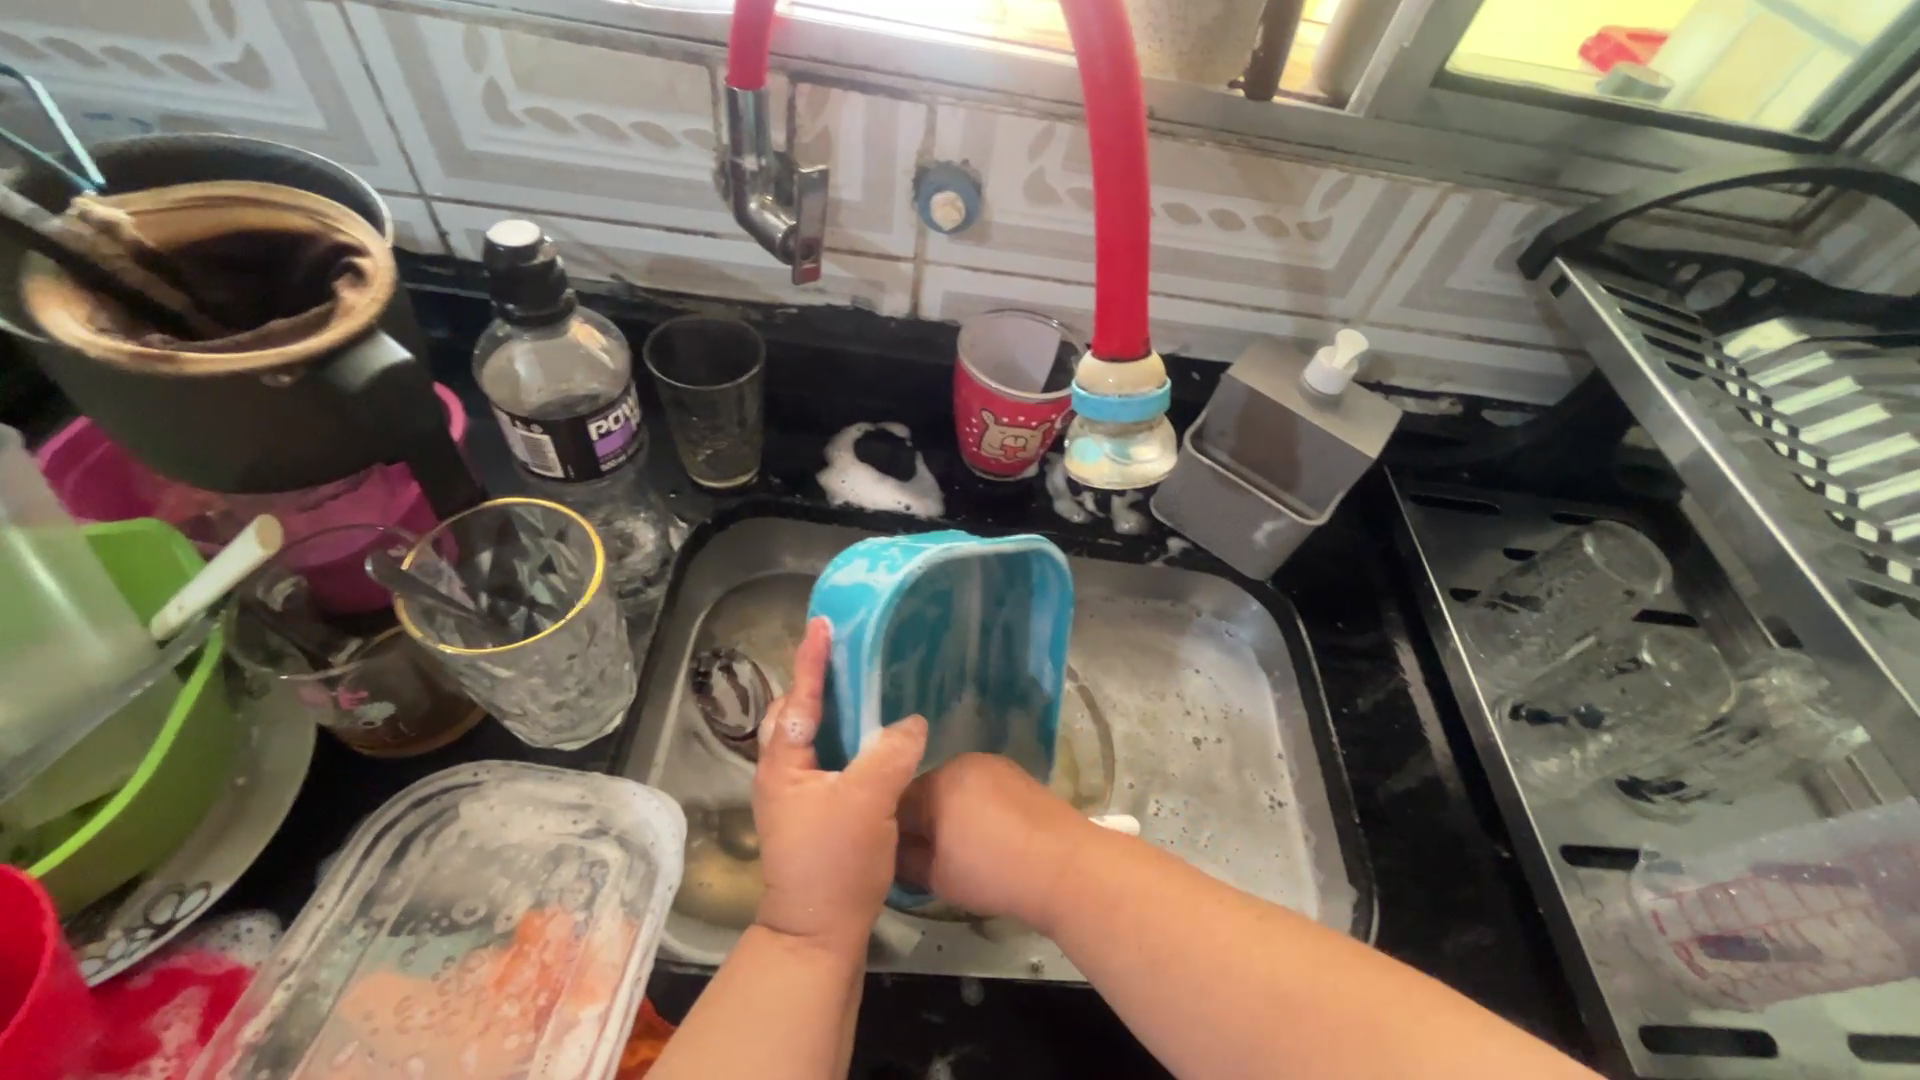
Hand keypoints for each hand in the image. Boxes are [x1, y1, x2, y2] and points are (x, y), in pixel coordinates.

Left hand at [752, 617, 927, 952]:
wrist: (819, 932)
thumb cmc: (835, 863)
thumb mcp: (866, 802)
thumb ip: (890, 753)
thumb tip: (912, 721)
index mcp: (783, 765)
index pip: (799, 700)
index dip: (811, 660)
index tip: (822, 623)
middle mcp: (782, 775)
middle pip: (792, 716)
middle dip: (813, 683)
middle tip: (844, 658)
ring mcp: (795, 798)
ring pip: (809, 740)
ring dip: (829, 711)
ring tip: (860, 690)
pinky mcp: (814, 815)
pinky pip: (826, 761)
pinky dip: (843, 740)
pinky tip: (871, 743)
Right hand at [896, 753, 1097, 930]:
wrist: (1065, 867)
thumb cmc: (993, 872)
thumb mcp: (936, 876)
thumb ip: (903, 860)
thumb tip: (889, 851)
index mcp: (936, 782)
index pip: (895, 802)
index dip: (889, 831)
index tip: (893, 856)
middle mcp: (961, 763)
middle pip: (925, 791)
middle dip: (921, 821)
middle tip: (927, 857)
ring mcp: (993, 765)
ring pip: (954, 789)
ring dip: (950, 814)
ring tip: (961, 850)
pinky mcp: (1018, 775)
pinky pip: (982, 789)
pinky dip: (977, 810)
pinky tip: (989, 839)